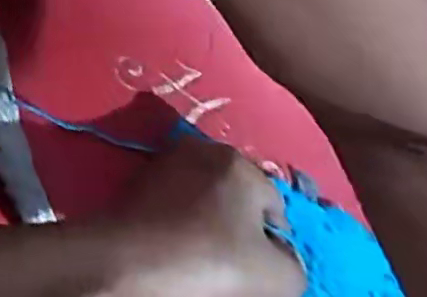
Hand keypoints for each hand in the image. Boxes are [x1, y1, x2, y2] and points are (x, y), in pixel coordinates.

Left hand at [94, 136, 304, 296]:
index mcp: (237, 163)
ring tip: (203, 253)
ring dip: (211, 220)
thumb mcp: (280, 276)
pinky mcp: (143, 174)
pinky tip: (178, 242)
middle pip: (238, 195)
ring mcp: (168, 158)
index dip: (274, 240)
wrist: (135, 256)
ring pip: (206, 196)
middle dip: (242, 225)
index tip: (259, 264)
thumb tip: (277, 250)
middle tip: (233, 260)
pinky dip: (182, 217)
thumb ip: (292, 261)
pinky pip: (178, 198)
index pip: (275, 205)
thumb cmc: (212, 260)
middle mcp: (201, 149)